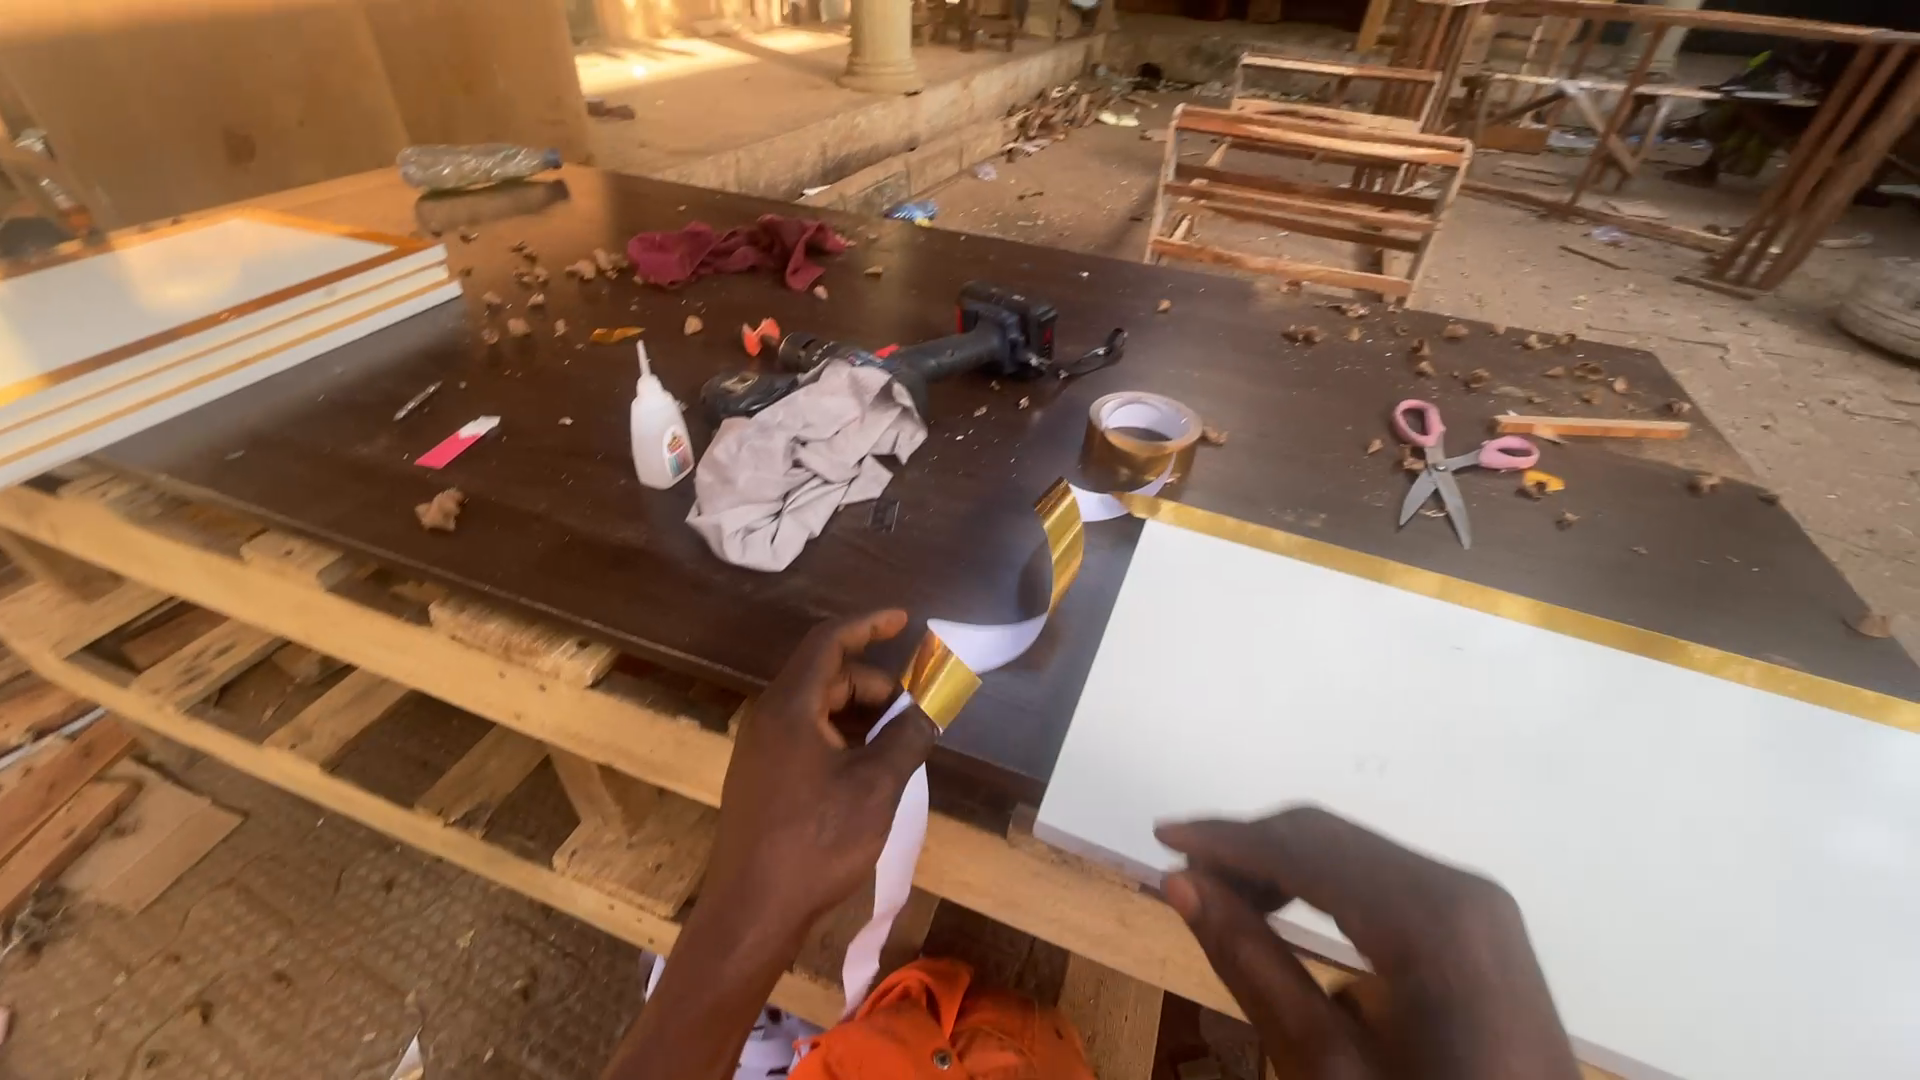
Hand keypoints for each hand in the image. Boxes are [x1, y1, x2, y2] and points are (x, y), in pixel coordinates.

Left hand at [702, 610, 936, 936]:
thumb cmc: (816, 843)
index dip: (868, 625)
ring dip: (859, 714)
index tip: (904, 620)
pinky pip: (806, 733)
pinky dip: (840, 735)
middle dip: (874, 685)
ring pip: (818, 707)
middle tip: (911, 715)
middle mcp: (768, 716)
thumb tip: (928, 712)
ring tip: (895, 745)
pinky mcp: (761, 775)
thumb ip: (907, 738)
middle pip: (827, 675)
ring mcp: (760, 747)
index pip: (829, 642)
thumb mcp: (876, 787)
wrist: (751, 914)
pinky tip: (866, 768)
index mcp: (790, 707)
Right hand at [1157, 808, 1580, 1079]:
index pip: (1301, 849)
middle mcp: (1456, 889)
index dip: (1224, 839)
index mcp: (1428, 921)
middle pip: (1323, 836)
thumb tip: (1179, 882)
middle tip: (1185, 879)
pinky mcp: (1473, 920)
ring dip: (1277, 862)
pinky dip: (1317, 880)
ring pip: (1345, 848)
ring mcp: (1472, 901)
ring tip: (1224, 898)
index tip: (1160, 835)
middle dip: (1246, 848)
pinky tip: (1283, 907)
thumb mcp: (1330, 1069)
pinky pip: (1376, 874)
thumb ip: (1250, 963)